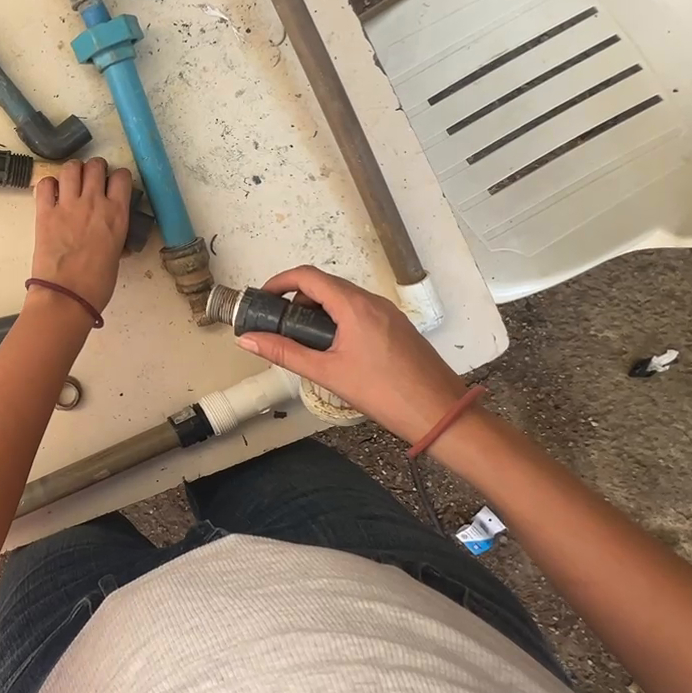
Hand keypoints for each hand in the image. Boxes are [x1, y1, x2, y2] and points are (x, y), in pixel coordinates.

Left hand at [30, 158, 131, 312]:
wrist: (66, 296)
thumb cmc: (96, 285)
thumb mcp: (116, 256)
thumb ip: (115, 237)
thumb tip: (111, 236)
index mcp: (117, 214)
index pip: (122, 177)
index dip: (118, 177)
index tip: (114, 184)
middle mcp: (94, 203)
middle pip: (96, 166)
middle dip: (95, 169)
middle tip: (92, 179)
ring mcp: (67, 205)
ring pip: (71, 168)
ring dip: (73, 170)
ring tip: (72, 181)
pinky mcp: (44, 212)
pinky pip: (45, 184)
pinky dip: (49, 183)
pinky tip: (52, 193)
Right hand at [235, 266, 466, 444]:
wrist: (444, 416)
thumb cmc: (384, 394)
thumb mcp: (328, 373)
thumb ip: (285, 352)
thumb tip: (247, 339)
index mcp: (354, 306)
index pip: (308, 276)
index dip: (280, 281)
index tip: (263, 298)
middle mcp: (372, 301)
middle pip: (325, 283)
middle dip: (296, 296)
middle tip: (278, 320)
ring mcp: (389, 313)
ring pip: (343, 296)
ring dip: (317, 306)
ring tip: (302, 336)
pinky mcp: (398, 326)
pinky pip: (360, 309)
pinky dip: (338, 316)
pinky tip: (332, 344)